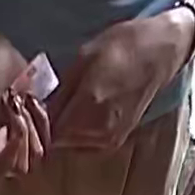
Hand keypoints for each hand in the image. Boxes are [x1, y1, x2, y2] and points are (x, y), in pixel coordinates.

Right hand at [0, 12, 48, 179]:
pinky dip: (41, 117)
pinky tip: (30, 98)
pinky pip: (48, 139)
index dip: (4, 161)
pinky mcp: (38, 137)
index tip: (10, 135)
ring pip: (37, 155)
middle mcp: (0, 156)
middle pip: (20, 168)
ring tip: (18, 99)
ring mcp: (20, 149)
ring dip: (31, 124)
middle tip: (10, 103)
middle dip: (20, 134)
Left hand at [48, 9, 194, 150]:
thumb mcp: (81, 61)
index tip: (38, 110)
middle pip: (61, 142)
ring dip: (67, 133)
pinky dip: (81, 135)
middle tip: (53, 109)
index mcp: (87, 108)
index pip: (50, 131)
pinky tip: (85, 117)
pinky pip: (88, 145)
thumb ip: (61, 93)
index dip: (41, 123)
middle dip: (53, 128)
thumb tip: (42, 112)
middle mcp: (98, 131)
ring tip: (70, 110)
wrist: (156, 56)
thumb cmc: (119, 49)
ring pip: (73, 145)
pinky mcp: (115, 143)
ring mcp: (108, 141)